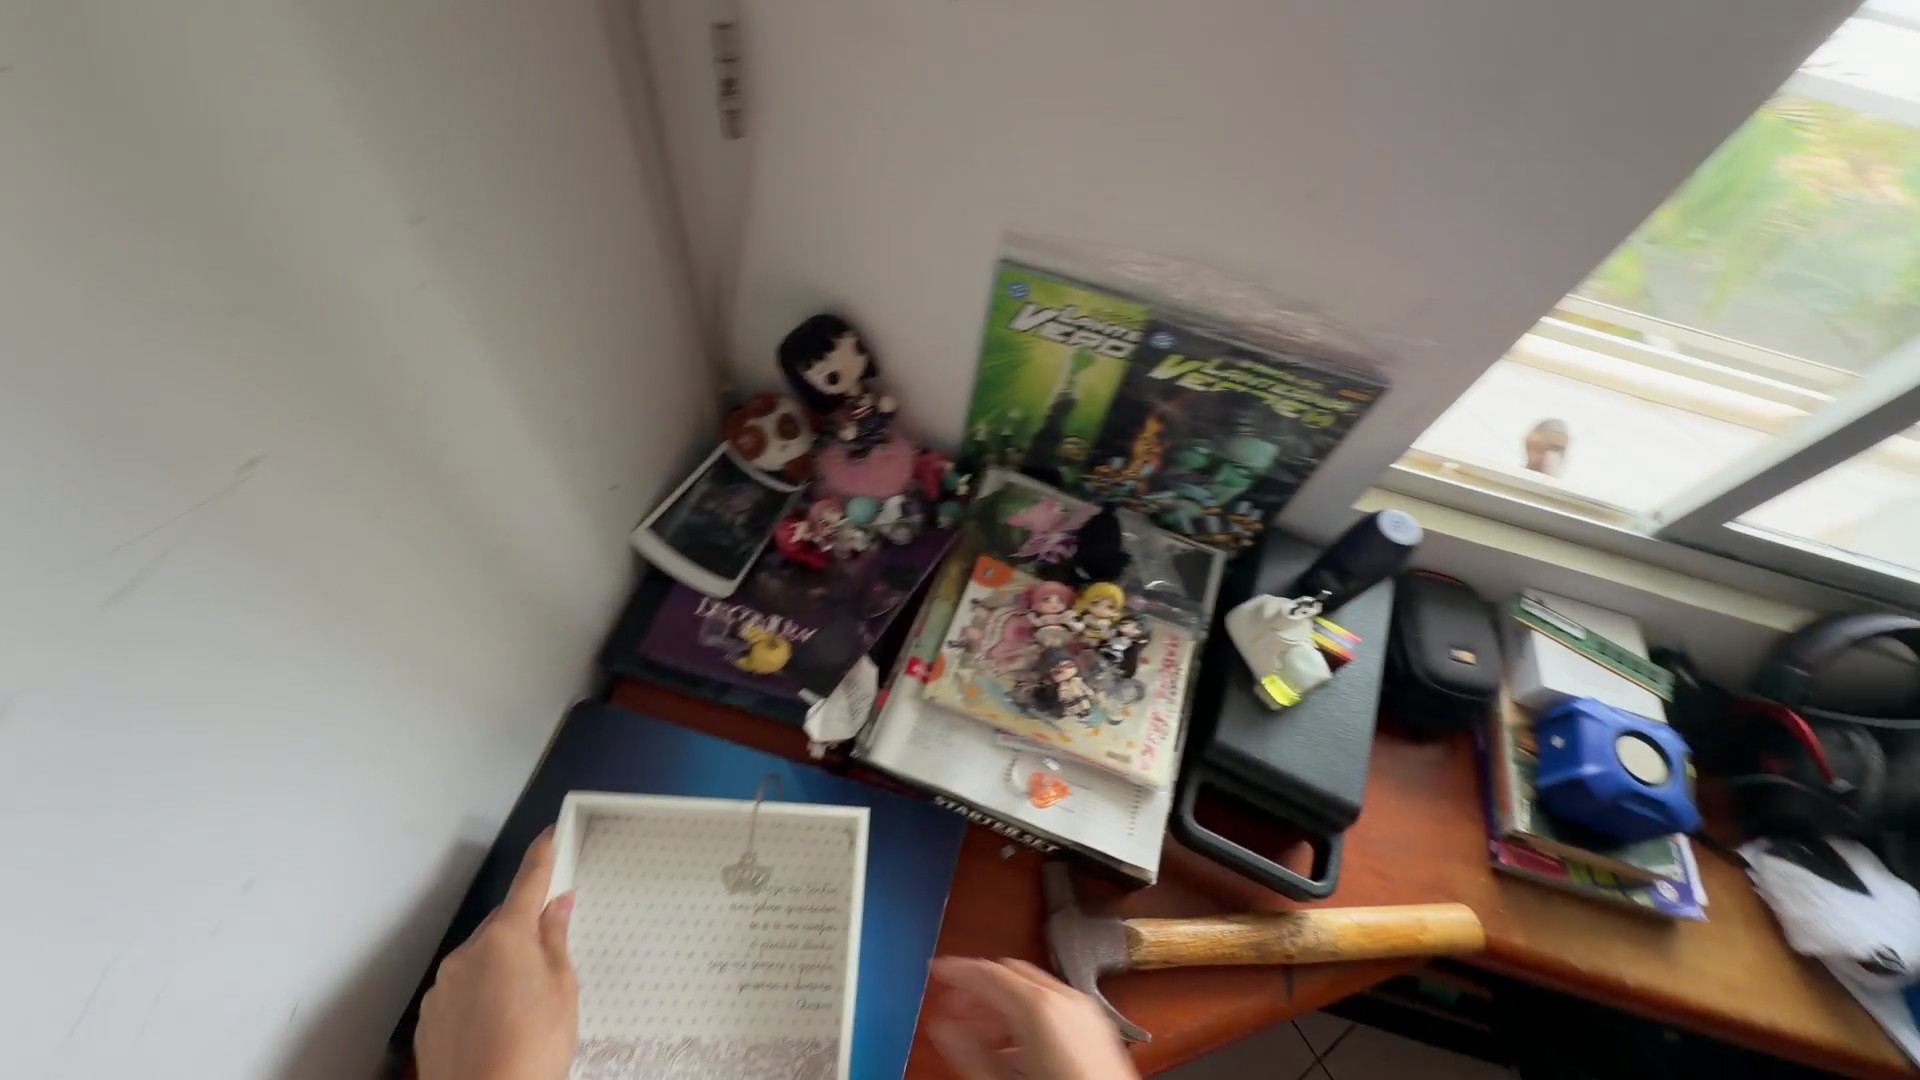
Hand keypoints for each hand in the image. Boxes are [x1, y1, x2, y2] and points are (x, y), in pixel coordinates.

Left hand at [416, 829, 578, 1079]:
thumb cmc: (536, 1045)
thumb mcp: (563, 987)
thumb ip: (556, 940)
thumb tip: (557, 905)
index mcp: (505, 937)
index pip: (528, 883)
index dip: (541, 857)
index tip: (547, 835)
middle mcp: (467, 953)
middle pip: (502, 923)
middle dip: (524, 929)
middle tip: (550, 956)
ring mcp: (443, 987)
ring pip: (481, 957)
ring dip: (502, 964)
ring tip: (526, 1003)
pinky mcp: (429, 1020)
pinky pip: (462, 988)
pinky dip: (482, 992)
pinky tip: (499, 1021)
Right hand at [927, 957, 1138, 1079]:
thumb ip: (971, 1053)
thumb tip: (943, 1026)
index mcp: (1040, 1005)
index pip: (989, 971)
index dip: (958, 969)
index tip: (936, 970)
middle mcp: (1065, 996)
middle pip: (1011, 976)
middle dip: (979, 989)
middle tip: (952, 1007)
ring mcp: (1084, 1010)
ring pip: (1032, 991)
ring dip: (1001, 1005)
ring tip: (976, 1032)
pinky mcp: (1096, 1027)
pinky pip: (1053, 1008)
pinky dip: (1026, 1017)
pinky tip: (1011, 1046)